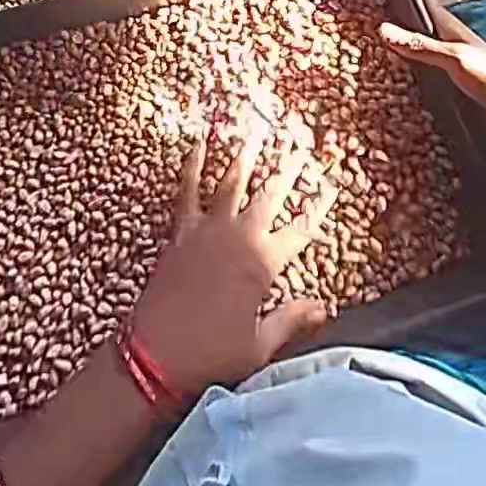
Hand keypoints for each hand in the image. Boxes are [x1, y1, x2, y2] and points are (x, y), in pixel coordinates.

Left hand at [130, 126, 338, 397]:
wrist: (154, 355)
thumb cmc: (211, 354)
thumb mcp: (260, 345)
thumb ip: (292, 319)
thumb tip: (325, 306)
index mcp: (264, 264)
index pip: (301, 230)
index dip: (318, 208)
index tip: (331, 185)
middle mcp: (240, 237)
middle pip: (271, 195)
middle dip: (289, 169)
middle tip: (301, 144)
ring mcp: (209, 228)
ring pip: (233, 182)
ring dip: (247, 155)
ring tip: (258, 130)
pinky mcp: (182, 229)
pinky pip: (189, 189)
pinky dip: (193, 164)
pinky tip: (199, 143)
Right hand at [381, 0, 485, 213]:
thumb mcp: (456, 59)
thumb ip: (422, 45)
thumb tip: (384, 28)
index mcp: (452, 28)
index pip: (422, 1)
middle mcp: (449, 43)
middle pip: (415, 26)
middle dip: (393, 22)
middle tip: (362, 19)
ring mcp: (450, 65)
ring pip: (417, 51)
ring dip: (398, 49)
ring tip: (368, 48)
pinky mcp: (451, 86)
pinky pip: (423, 74)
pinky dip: (407, 73)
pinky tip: (392, 81)